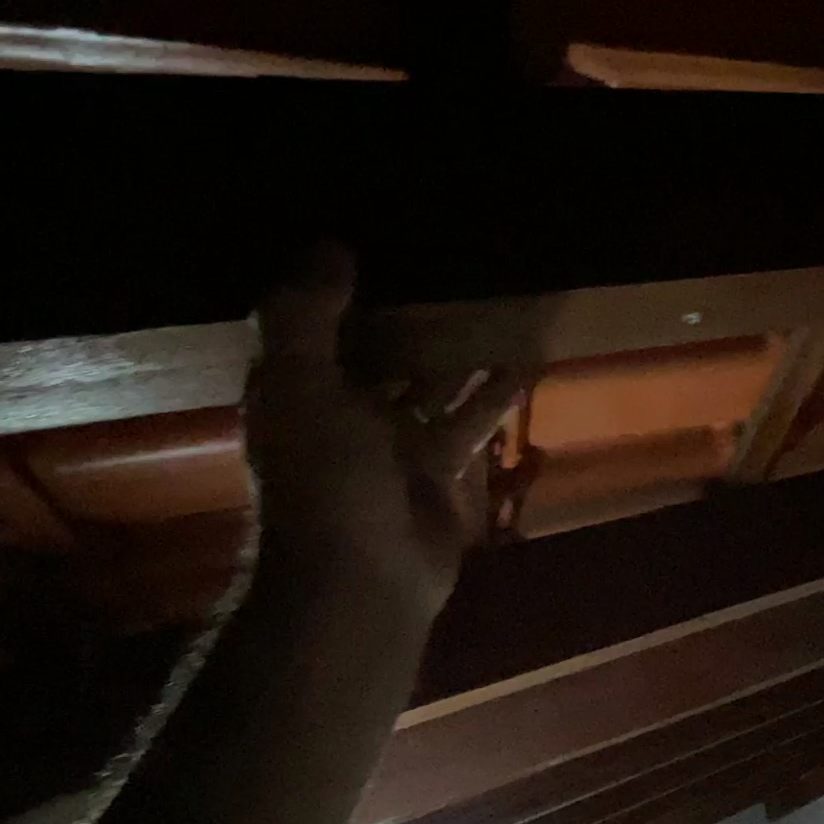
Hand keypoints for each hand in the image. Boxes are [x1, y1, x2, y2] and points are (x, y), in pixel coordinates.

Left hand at [243, 244, 524, 618]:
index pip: (321, 325)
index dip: (345, 289)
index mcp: (300, 389)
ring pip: (432, 383)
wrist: (363, 578)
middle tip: (454, 268)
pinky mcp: (437, 470)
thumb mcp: (299, 387)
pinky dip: (494, 396)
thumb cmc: (324, 479)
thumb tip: (331, 246)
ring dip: (462, 351)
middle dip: (413, 317)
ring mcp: (393, 444)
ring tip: (498, 306)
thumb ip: (305, 316)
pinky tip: (523, 366)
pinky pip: (468, 420)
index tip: (380, 246)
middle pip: (383, 352)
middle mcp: (344, 412)